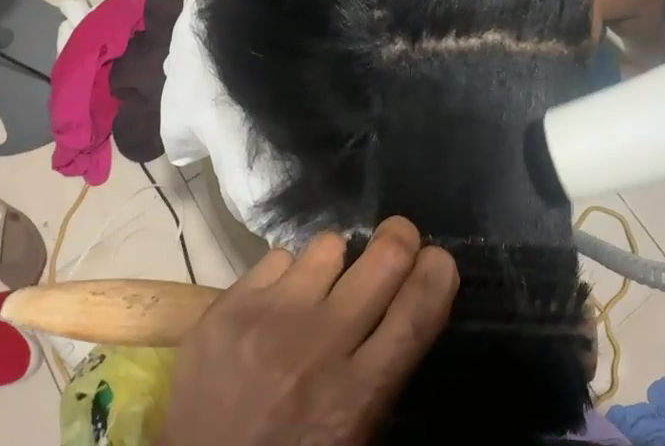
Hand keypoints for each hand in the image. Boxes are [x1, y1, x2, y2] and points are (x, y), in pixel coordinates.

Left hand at [158, 216, 457, 445]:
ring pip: (328, 245)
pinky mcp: (226, 307)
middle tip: (397, 240)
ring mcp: (268, 320)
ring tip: (324, 283)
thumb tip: (410, 297)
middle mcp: (318, 347)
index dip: (438, 273)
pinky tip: (279, 300)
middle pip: (384, 259)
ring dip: (335, 260)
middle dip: (399, 238)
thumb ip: (384, 367)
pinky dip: (287, 273)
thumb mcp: (355, 430)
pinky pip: (278, 256)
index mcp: (357, 394)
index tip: (437, 261)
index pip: (417, 311)